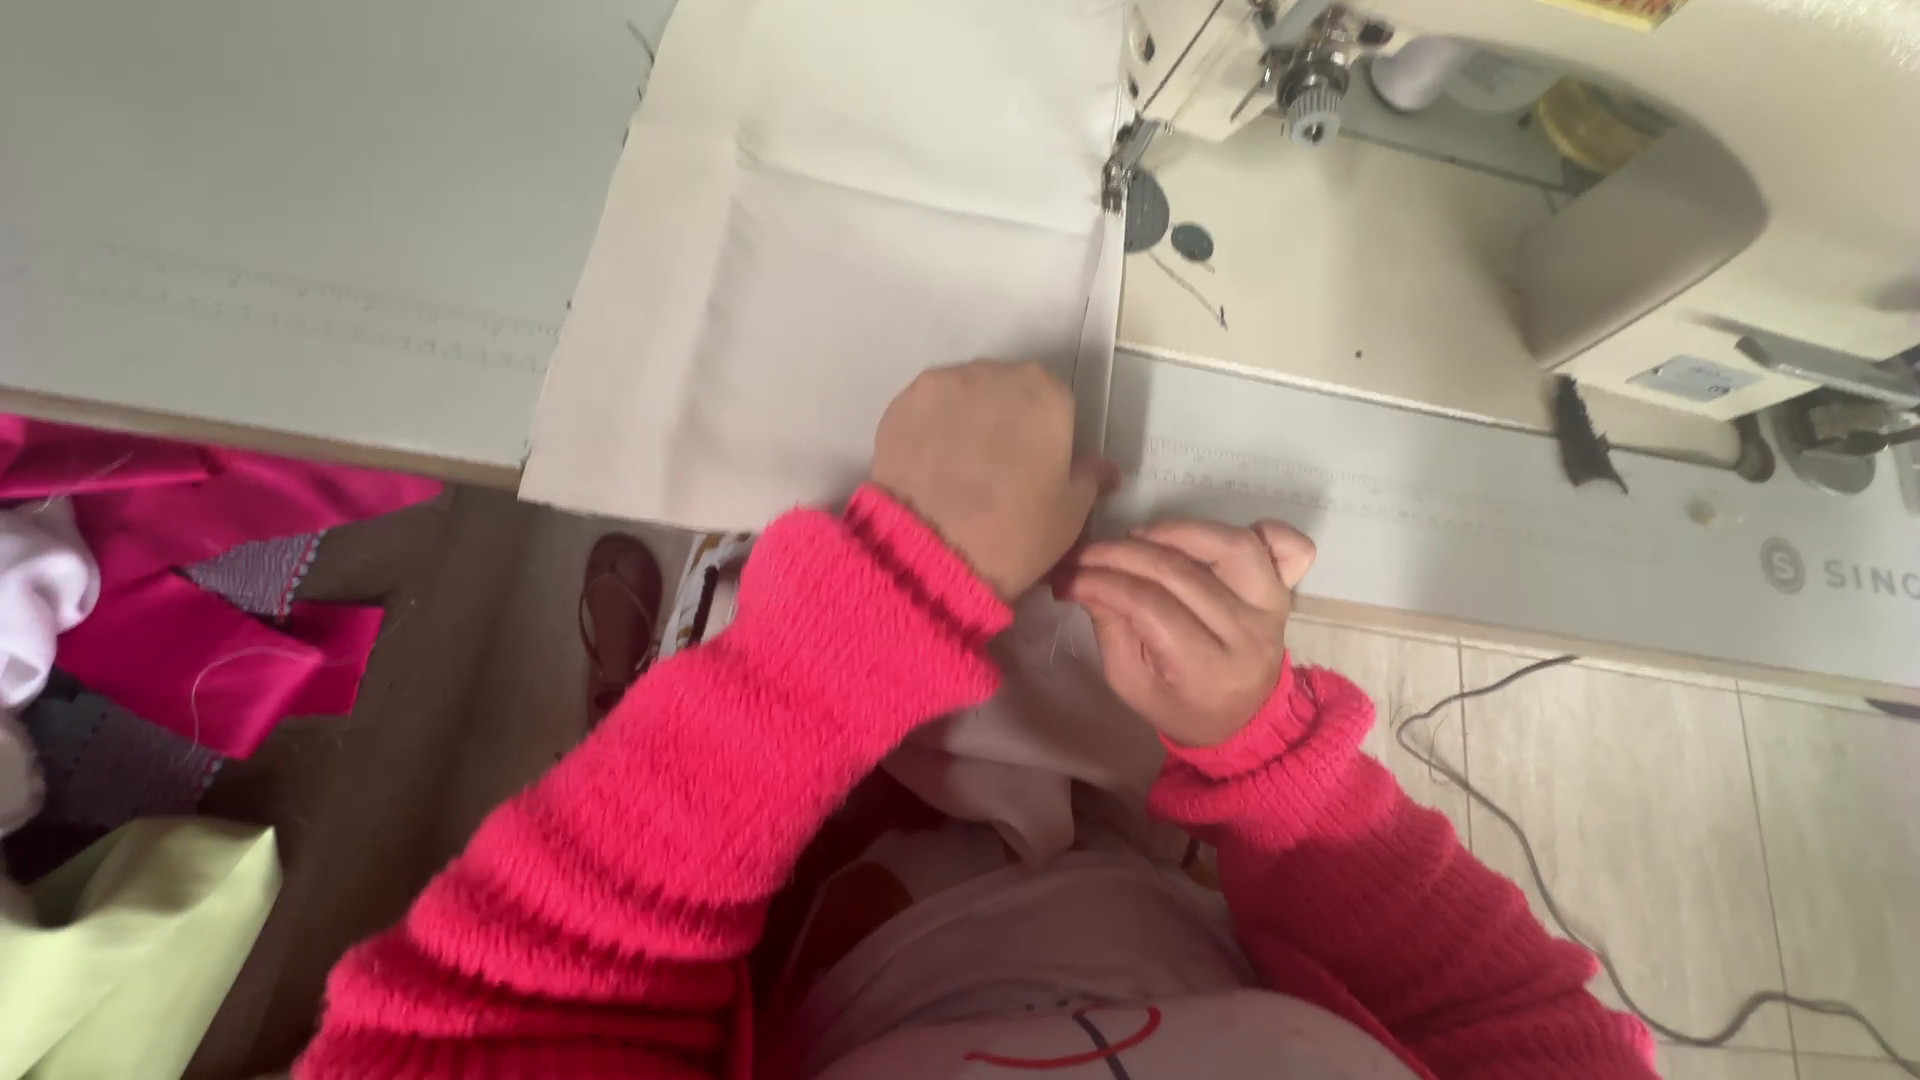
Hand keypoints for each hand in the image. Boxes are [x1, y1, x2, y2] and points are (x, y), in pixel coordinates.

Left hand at [871, 360, 1117, 599]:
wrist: (933, 552)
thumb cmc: (1017, 532)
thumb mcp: (1071, 514)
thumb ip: (1091, 478)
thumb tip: (1105, 467)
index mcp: (1046, 394)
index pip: (1054, 405)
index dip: (1045, 438)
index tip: (1033, 469)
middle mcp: (995, 373)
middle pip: (1006, 391)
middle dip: (1003, 421)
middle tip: (993, 470)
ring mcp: (943, 384)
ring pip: (963, 397)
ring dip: (965, 421)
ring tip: (956, 469)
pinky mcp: (902, 403)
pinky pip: (926, 410)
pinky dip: (930, 430)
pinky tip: (928, 465)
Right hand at [1054, 519, 1315, 745]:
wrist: (1242, 722)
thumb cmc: (1178, 704)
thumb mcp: (1130, 681)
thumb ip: (1109, 627)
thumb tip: (1082, 577)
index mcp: (1204, 670)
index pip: (1149, 606)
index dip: (1102, 582)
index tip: (1067, 576)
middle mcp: (1246, 635)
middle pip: (1180, 573)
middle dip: (1121, 554)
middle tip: (1086, 553)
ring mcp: (1272, 608)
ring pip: (1233, 547)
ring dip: (1179, 530)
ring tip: (1140, 536)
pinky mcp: (1284, 591)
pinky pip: (1290, 548)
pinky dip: (1261, 529)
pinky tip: (1214, 536)